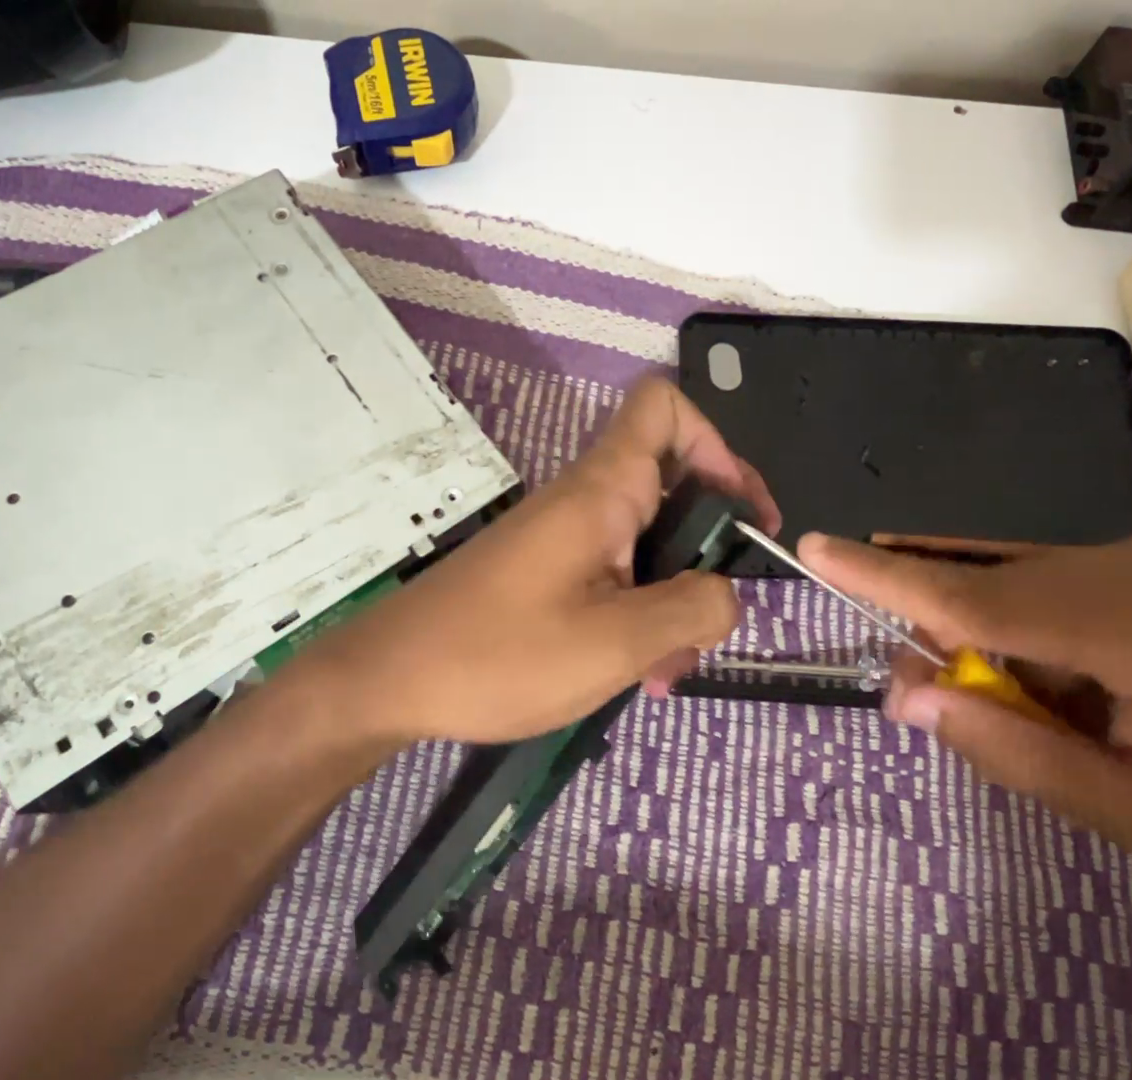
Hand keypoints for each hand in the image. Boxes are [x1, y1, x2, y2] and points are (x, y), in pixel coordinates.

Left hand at [289, 377, 777, 745]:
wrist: (388, 683)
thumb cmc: (500, 656)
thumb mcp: (617, 643)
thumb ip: (693, 609)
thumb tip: (728, 592)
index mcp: (602, 492)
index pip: (664, 408)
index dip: (718, 444)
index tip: (744, 516)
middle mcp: (584, 502)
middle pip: (672, 488)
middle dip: (706, 553)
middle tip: (713, 620)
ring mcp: (563, 540)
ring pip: (646, 547)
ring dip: (672, 601)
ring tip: (667, 670)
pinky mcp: (545, 576)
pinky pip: (613, 579)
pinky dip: (636, 617)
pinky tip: (635, 675)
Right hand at [799, 526, 1131, 909]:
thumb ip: (1016, 753)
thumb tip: (910, 695)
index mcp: (1130, 621)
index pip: (968, 592)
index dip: (880, 575)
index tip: (810, 546)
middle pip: (995, 586)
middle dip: (951, 639)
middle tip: (944, 706)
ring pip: (1033, 586)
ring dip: (1008, 648)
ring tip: (1057, 723)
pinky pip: (1075, 588)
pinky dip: (1046, 636)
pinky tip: (1085, 693)